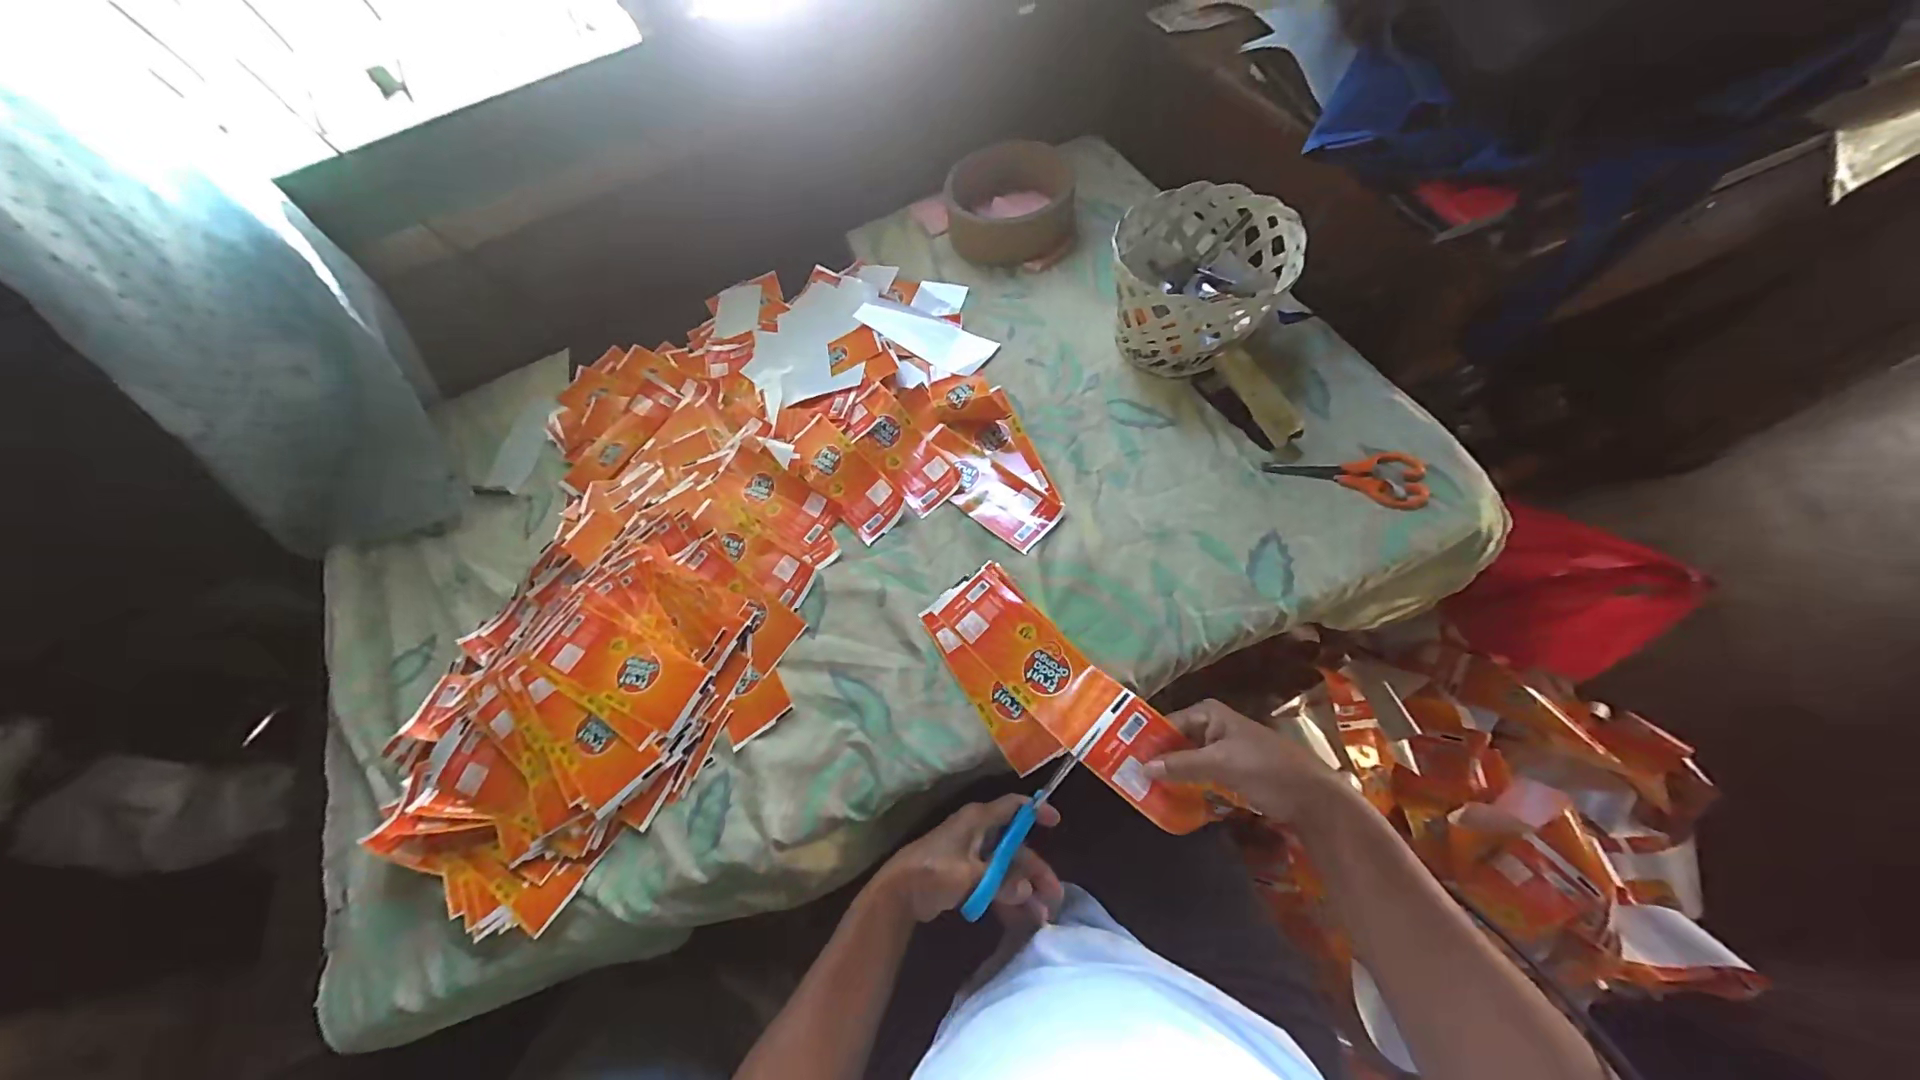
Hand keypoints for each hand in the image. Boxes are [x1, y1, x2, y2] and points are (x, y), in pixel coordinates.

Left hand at [875, 795, 1064, 924]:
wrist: (897, 893)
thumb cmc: (932, 872)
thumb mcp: (970, 876)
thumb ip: (1001, 881)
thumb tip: (1029, 889)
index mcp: (978, 820)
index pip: (1013, 808)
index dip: (1036, 811)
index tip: (1057, 822)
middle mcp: (978, 833)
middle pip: (1015, 847)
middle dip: (1036, 870)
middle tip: (1055, 896)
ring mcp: (972, 855)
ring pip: (1007, 868)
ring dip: (1024, 890)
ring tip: (1042, 918)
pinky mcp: (965, 875)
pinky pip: (994, 883)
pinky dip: (1007, 898)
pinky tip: (1021, 920)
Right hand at [1146, 698, 1353, 824]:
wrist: (1315, 799)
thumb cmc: (1267, 770)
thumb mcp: (1221, 764)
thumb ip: (1182, 765)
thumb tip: (1142, 767)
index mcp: (1210, 713)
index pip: (1167, 723)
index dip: (1147, 739)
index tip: (1124, 756)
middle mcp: (1213, 725)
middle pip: (1176, 741)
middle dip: (1157, 758)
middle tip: (1130, 776)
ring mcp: (1223, 749)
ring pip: (1187, 760)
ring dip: (1171, 774)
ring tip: (1145, 789)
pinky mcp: (1231, 771)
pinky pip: (1200, 775)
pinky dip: (1187, 784)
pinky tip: (1172, 798)